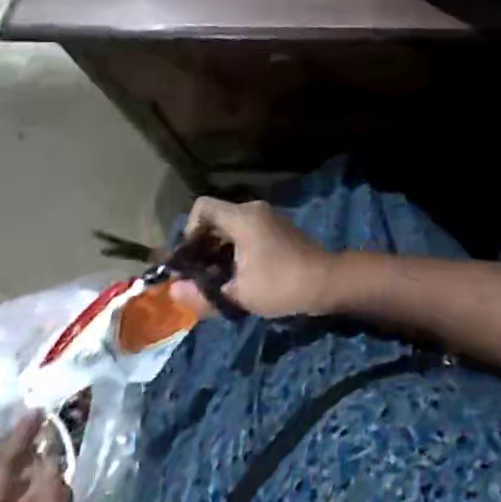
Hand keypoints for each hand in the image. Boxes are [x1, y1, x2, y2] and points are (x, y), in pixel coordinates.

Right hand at [169, 198, 337, 318]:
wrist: (326, 282)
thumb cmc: (280, 284)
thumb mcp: (238, 294)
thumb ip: (202, 293)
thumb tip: (174, 290)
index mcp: (242, 217)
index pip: (202, 207)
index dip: (189, 230)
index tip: (190, 259)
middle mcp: (253, 210)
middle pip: (216, 218)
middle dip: (202, 245)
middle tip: (196, 274)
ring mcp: (267, 218)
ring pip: (231, 227)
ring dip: (218, 250)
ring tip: (214, 280)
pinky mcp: (277, 230)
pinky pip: (246, 232)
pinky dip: (235, 250)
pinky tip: (237, 276)